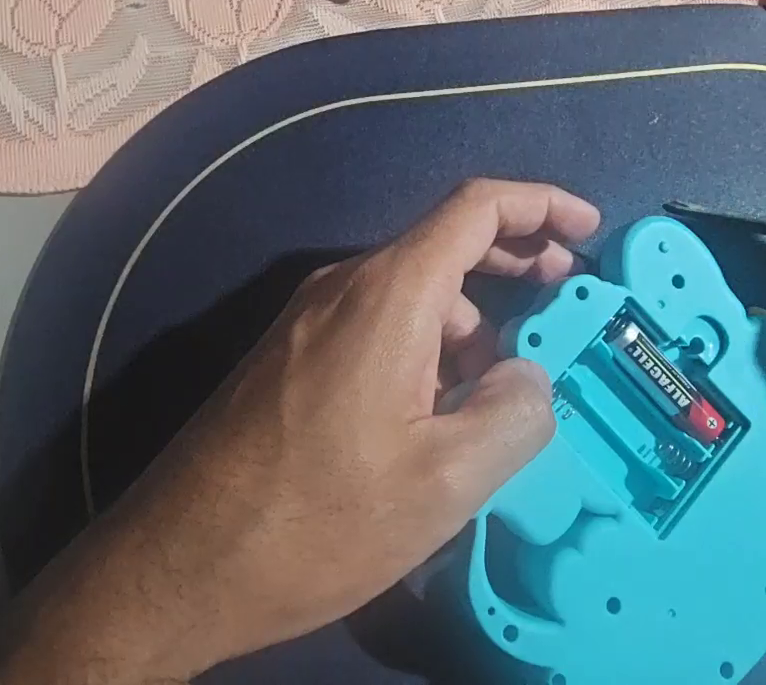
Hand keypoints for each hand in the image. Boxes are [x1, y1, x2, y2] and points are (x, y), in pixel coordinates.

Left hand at [0, 179, 599, 684]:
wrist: (179, 560)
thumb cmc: (316, 519)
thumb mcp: (442, 484)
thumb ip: (513, 417)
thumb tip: (528, 377)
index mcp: (388, 294)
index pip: (475, 207)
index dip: (539, 204)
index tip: (586, 228)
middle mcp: (346, 284)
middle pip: (444, 241)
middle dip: (513, 256)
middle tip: (562, 289)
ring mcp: (311, 315)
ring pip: (412, 287)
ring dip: (470, 310)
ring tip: (507, 368)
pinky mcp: (292, 350)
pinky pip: (377, 318)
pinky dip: (428, 336)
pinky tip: (441, 395)